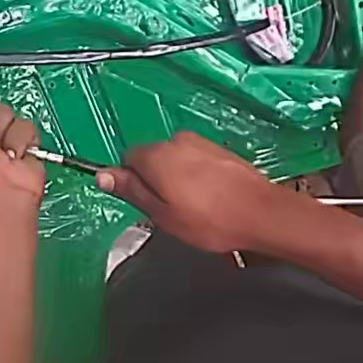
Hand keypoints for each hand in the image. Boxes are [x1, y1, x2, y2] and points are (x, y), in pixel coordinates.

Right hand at [95, 132, 300, 252]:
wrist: (261, 213)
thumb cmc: (208, 221)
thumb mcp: (161, 214)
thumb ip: (131, 191)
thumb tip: (101, 174)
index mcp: (156, 156)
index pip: (127, 160)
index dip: (133, 184)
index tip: (149, 205)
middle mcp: (176, 141)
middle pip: (152, 158)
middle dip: (156, 181)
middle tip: (172, 211)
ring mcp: (201, 142)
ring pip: (175, 159)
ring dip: (178, 179)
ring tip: (195, 207)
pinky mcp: (220, 149)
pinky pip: (196, 160)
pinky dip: (198, 176)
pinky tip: (211, 198)